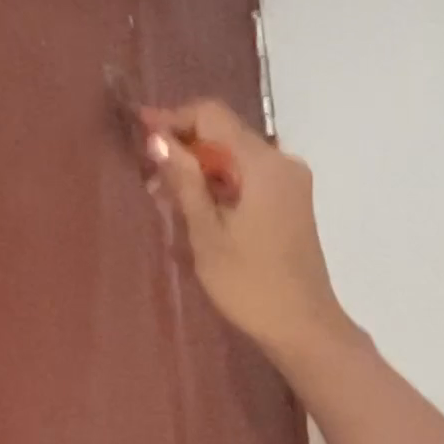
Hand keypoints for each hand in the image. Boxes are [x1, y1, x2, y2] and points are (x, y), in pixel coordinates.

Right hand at [142, 99, 360, 362]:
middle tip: (147, 176)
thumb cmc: (250, 284)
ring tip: (164, 198)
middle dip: (185, 148)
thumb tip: (158, 139)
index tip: (139, 131)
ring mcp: (290, 184)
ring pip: (236, 159)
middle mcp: (282, 162)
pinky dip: (221, 186)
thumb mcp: (207, 234)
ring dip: (201, 171)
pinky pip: (250, 179)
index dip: (173, 119)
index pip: (212, 116)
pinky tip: (196, 211)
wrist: (303, 326)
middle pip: (225, 135)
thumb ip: (185, 182)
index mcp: (262, 164)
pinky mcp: (291, 204)